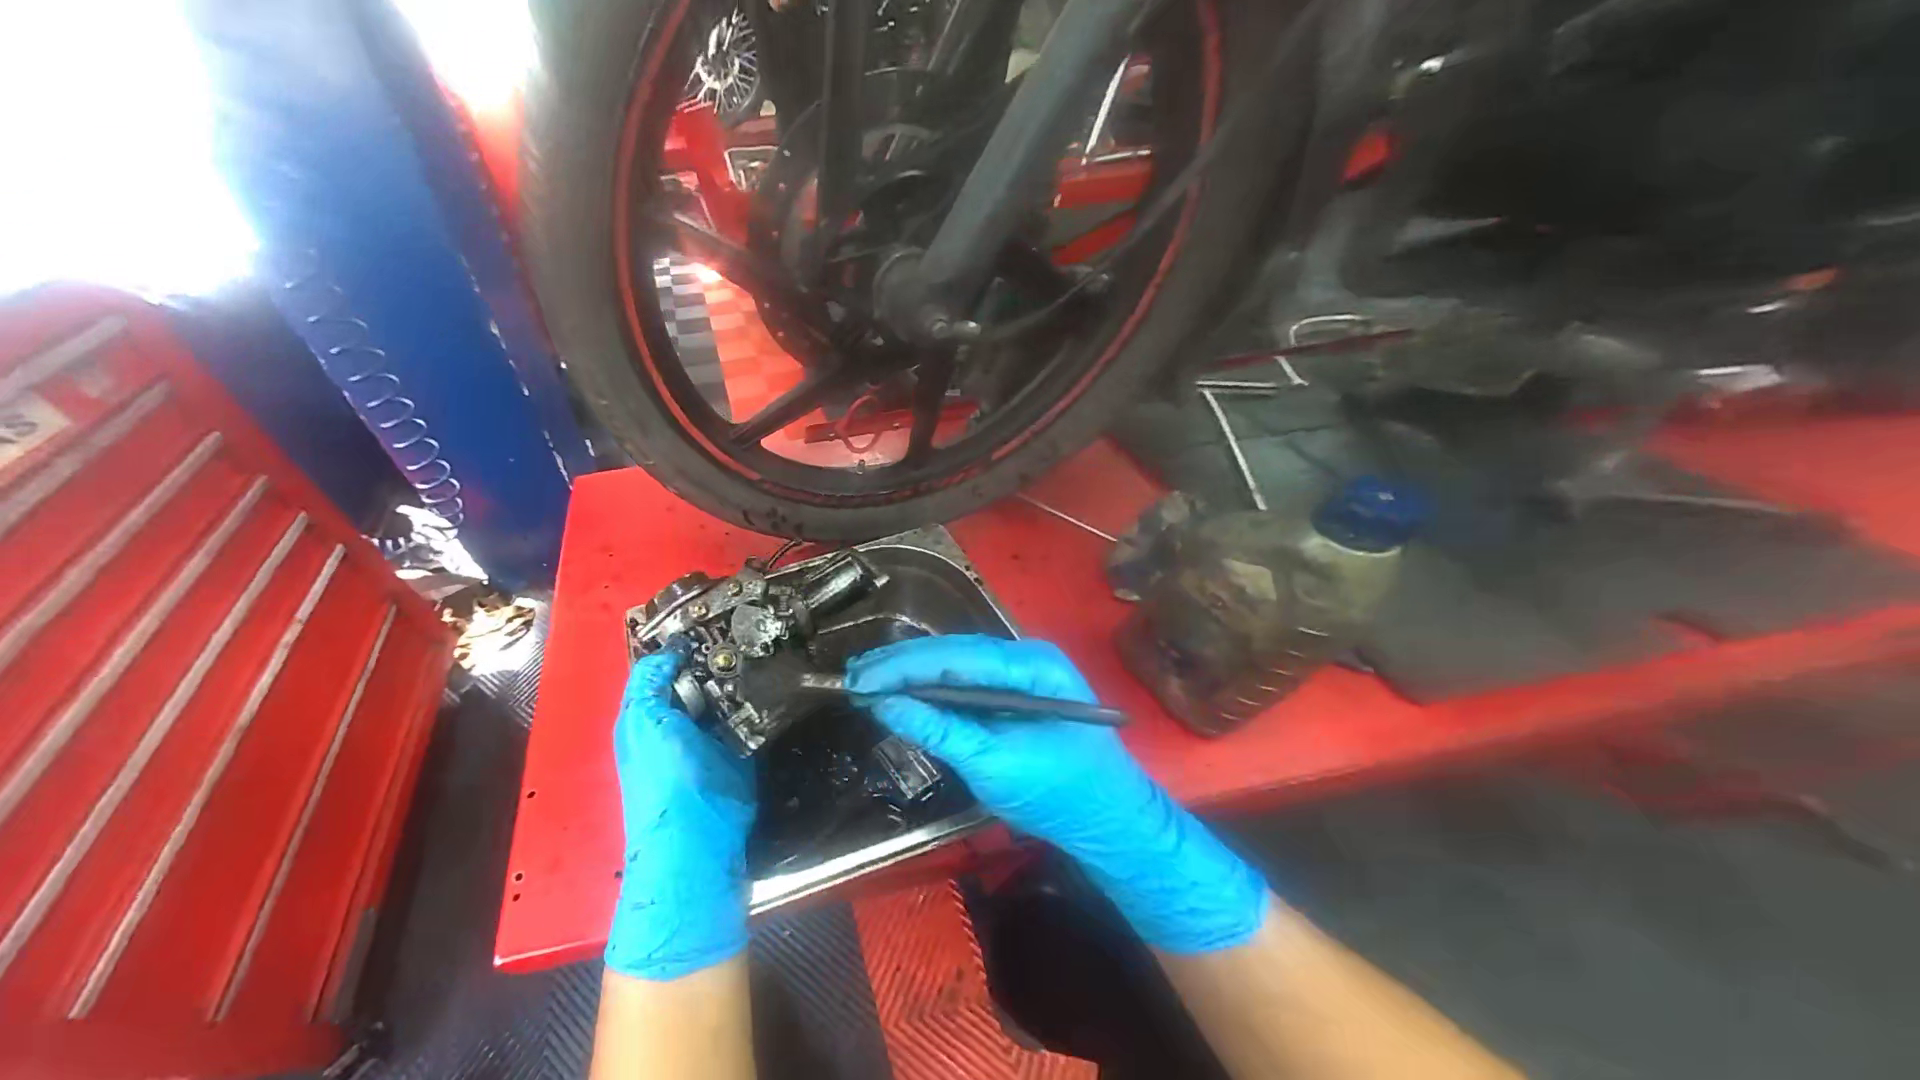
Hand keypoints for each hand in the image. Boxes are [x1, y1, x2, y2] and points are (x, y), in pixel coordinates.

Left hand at [606, 648, 756, 980]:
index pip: (667, 666)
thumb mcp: (641, 721)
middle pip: (703, 675)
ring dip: (745, 674)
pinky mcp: (743, 747)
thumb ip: (649, 681)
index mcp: (650, 712)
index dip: (685, 642)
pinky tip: (776, 677)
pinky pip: (752, 714)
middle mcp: (681, 719)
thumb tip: (670, 648)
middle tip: (748, 628)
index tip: (713, 615)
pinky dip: (762, 698)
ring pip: (730, 691)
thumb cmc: (663, 775)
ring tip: (767, 645)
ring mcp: (715, 734)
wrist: (699, 833)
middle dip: (722, 654)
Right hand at [845, 635, 1265, 952]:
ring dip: (913, 672)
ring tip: (868, 679)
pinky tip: (905, 692)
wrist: (1111, 820)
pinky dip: (934, 687)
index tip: (860, 680)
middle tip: (853, 675)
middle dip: (902, 664)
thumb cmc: (1059, 794)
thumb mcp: (993, 765)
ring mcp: (1023, 674)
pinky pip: (968, 681)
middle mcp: (1027, 658)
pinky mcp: (1016, 693)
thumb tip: (885, 704)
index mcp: (1031, 667)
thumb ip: (940, 730)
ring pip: (958, 663)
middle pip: (954, 652)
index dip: (904, 667)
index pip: (955, 656)